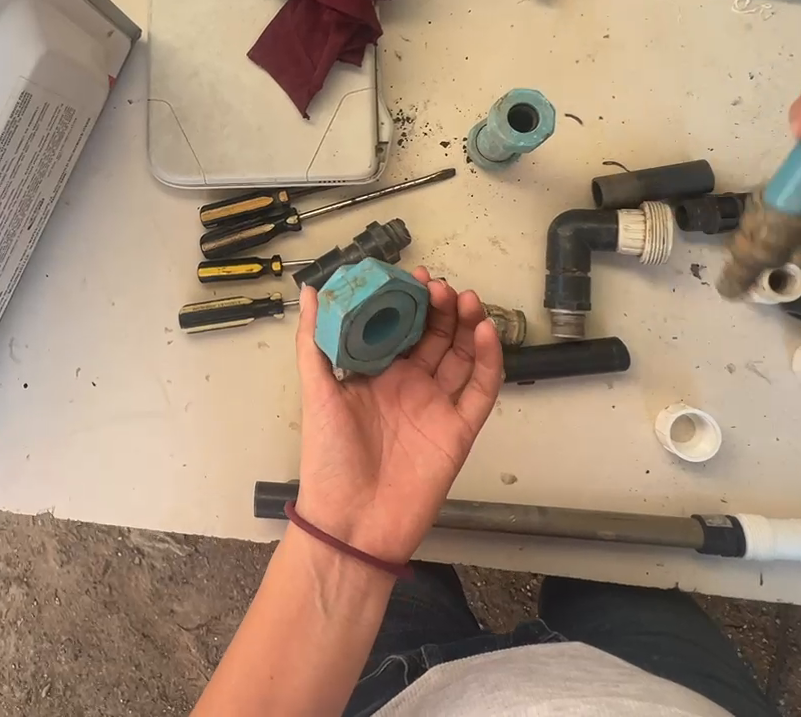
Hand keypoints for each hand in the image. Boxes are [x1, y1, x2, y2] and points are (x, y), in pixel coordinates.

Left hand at [291, 270, 502, 563]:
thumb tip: (311, 291)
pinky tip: (486, 333)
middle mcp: (408, 385)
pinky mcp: (458, 430)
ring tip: (468, 298)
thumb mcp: (316, 391)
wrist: (351, 522)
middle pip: (434, 337)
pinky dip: (489, 361)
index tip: (415, 277)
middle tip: (443, 286)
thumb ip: (314, 341)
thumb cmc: (328, 458)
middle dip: (442, 308)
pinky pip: (480, 390)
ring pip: (461, 356)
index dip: (410, 302)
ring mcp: (435, 406)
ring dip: (468, 326)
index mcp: (375, 374)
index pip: (400, 328)